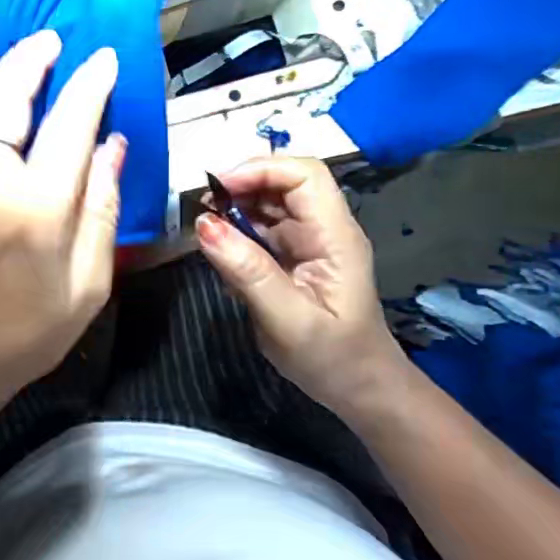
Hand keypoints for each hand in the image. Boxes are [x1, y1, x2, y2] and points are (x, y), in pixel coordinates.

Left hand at [0, 30, 125, 442]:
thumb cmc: (21, 339)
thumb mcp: (85, 288)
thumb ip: (100, 211)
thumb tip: (112, 147)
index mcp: (36, 207)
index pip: (70, 121)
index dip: (91, 84)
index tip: (104, 58)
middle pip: (6, 95)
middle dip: (33, 58)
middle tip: (55, 40)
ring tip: (22, 62)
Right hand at [195, 156, 410, 411]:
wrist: (358, 389)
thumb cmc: (331, 358)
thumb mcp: (286, 319)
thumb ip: (247, 271)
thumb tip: (204, 225)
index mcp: (335, 236)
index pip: (303, 175)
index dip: (259, 170)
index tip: (217, 191)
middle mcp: (323, 229)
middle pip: (283, 182)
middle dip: (240, 186)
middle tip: (201, 211)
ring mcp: (308, 241)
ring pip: (268, 202)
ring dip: (234, 208)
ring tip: (204, 229)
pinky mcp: (292, 256)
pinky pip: (260, 228)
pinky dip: (235, 231)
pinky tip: (219, 251)